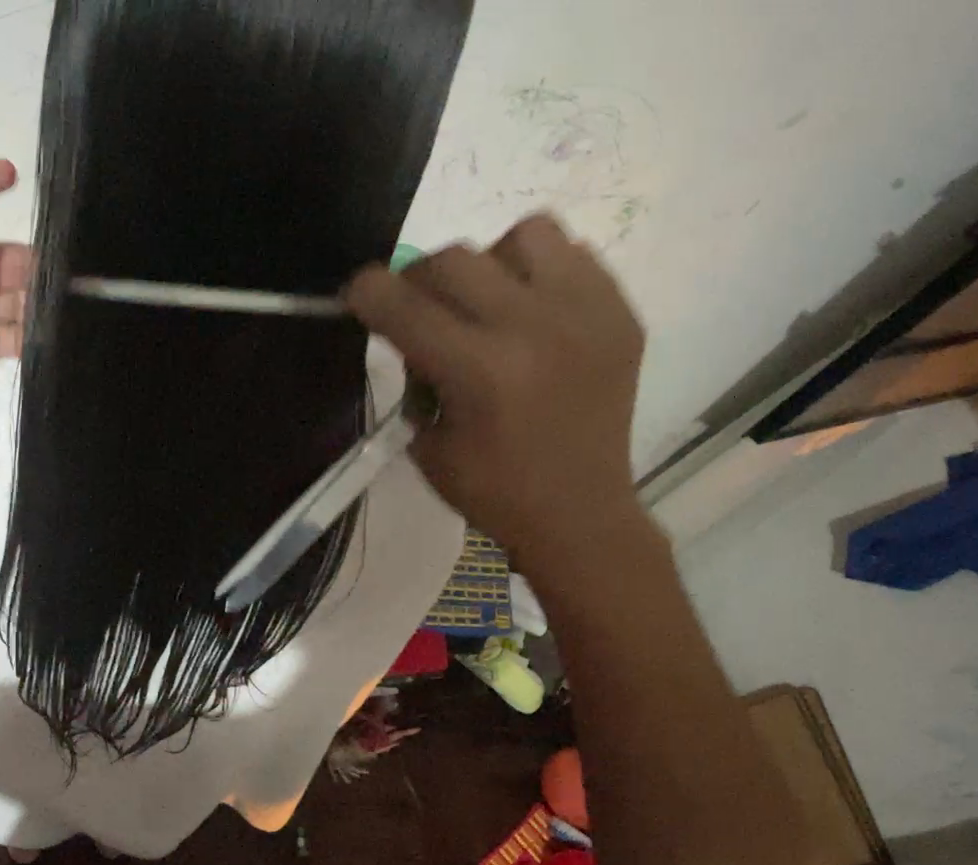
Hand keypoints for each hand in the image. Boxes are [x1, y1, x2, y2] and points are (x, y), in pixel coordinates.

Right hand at [344, 216, 647, 566]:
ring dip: (488, 263)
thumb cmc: (493, 491)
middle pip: (454, 259)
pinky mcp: (620, 314)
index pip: (405, 305)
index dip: (367, 292)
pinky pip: (572, 255)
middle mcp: (536, 327)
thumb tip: (410, 328)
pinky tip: (530, 313)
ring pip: (523, 236)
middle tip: (417, 308)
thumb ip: (415, 375)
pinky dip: (539, 273)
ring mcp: (587, 314)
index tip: (356, 295)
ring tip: (486, 302)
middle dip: (418, 279)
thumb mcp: (428, 442)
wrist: (581, 514)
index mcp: (481, 372)